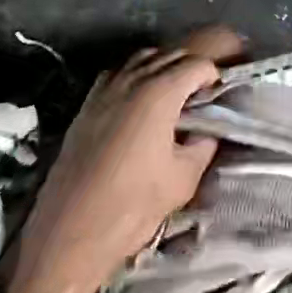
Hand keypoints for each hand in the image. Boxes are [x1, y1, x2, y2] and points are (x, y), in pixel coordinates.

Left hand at [3, 26, 243, 292]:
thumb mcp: (184, 179)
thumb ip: (203, 144)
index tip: (225, 90)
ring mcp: (105, 90)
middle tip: (211, 85)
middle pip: (173, 53)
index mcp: (160, 93)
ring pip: (145, 58)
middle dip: (196, 63)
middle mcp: (132, 80)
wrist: (66, 239)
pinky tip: (145, 97)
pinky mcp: (87, 106)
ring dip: (168, 64)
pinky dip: (139, 74)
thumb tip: (209, 129)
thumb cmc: (130, 209)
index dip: (216, 74)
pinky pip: (120, 73)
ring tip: (181, 87)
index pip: (199, 64)